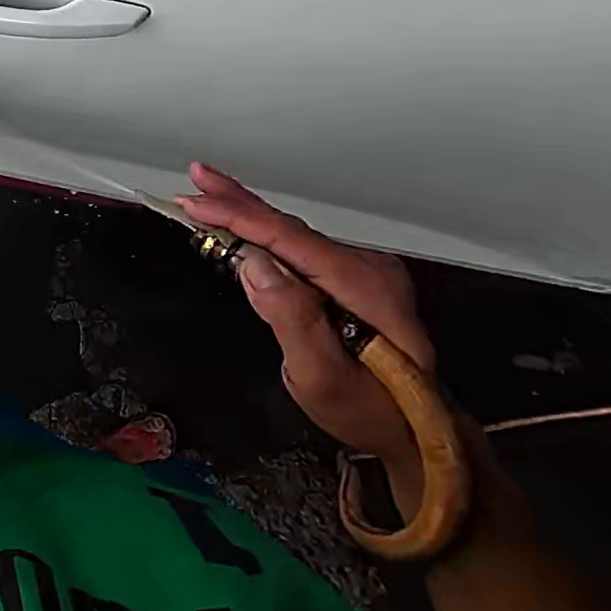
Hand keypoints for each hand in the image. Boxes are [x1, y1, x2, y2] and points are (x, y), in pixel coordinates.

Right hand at [177, 162, 432, 469]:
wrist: (415, 432)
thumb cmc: (370, 411)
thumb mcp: (324, 377)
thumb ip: (292, 317)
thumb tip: (254, 264)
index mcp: (363, 288)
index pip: (291, 240)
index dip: (240, 218)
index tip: (196, 205)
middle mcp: (364, 268)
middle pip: (290, 227)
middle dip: (238, 201)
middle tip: (196, 178)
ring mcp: (357, 271)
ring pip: (291, 233)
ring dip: (245, 212)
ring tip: (207, 193)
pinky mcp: (346, 279)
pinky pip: (296, 246)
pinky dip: (261, 230)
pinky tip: (241, 221)